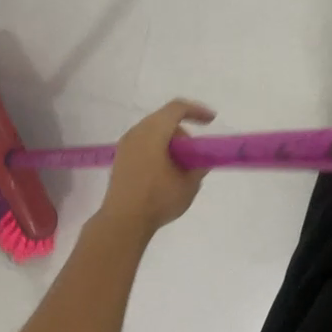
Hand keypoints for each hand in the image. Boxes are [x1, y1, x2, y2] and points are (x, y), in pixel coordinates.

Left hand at [99, 99, 214, 234]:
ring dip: (169, 142)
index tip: (212, 121)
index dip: (197, 111)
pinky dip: (157, 149)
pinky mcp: (119, 159)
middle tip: (193, 153)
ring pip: (153, 132)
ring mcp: (125, 146)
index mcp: (153, 132)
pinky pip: (143, 143)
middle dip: (183, 132)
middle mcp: (136, 132)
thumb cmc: (158, 198)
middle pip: (164, 119)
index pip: (177, 108)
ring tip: (179, 165)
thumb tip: (201, 159)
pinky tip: (163, 171)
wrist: (122, 223)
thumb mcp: (189, 183)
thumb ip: (199, 165)